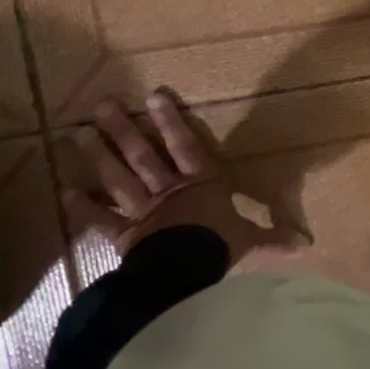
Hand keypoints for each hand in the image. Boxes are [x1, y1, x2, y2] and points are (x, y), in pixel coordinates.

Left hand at [64, 89, 291, 261]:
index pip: (185, 145)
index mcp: (202, 184)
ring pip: (119, 177)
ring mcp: (143, 210)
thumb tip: (305, 243)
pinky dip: (83, 207)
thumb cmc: (219, 245)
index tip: (153, 95)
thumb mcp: (250, 240)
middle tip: (101, 105)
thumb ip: (273, 238)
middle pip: (143, 155)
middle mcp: (169, 189)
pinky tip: (64, 192)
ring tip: (79, 132)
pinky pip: (101, 219)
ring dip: (100, 155)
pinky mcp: (124, 235)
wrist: (185, 272)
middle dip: (123, 129)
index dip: (170, 121)